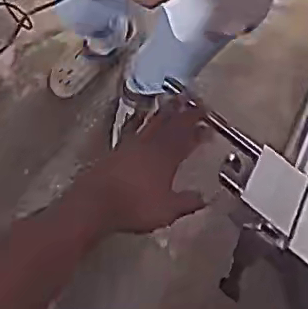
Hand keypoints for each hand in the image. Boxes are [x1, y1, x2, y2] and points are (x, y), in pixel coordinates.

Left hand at [65, 102, 209, 233]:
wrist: (98, 200)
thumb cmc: (135, 206)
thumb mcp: (167, 211)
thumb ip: (186, 202)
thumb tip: (204, 197)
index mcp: (166, 159)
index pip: (186, 141)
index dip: (199, 132)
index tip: (209, 126)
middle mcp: (151, 145)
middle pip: (172, 125)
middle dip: (187, 113)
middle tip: (198, 102)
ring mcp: (134, 142)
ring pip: (154, 120)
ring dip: (167, 109)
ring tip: (176, 98)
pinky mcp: (120, 145)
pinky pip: (133, 124)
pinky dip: (140, 116)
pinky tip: (142, 111)